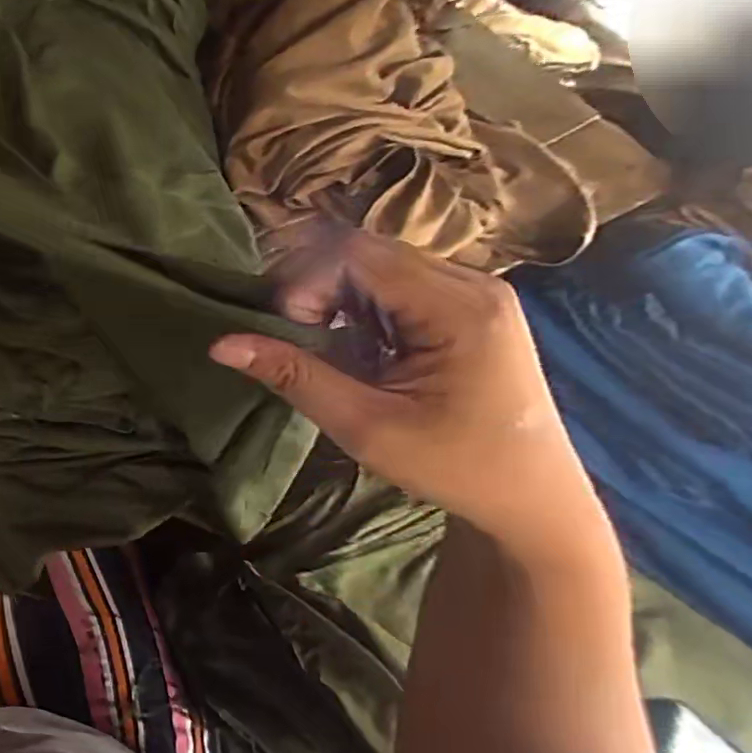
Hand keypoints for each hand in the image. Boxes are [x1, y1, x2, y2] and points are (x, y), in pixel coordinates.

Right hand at [209, 230, 603, 550]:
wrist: (531, 500)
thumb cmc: (452, 466)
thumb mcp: (363, 425)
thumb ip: (292, 375)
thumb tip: (220, 344)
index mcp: (460, 309)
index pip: (358, 255)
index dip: (306, 280)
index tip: (287, 327)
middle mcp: (475, 285)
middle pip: (367, 252)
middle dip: (317, 285)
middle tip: (297, 333)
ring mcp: (476, 294)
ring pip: (378, 264)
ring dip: (335, 294)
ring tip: (324, 341)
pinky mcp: (468, 309)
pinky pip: (396, 283)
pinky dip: (359, 305)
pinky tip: (355, 342)